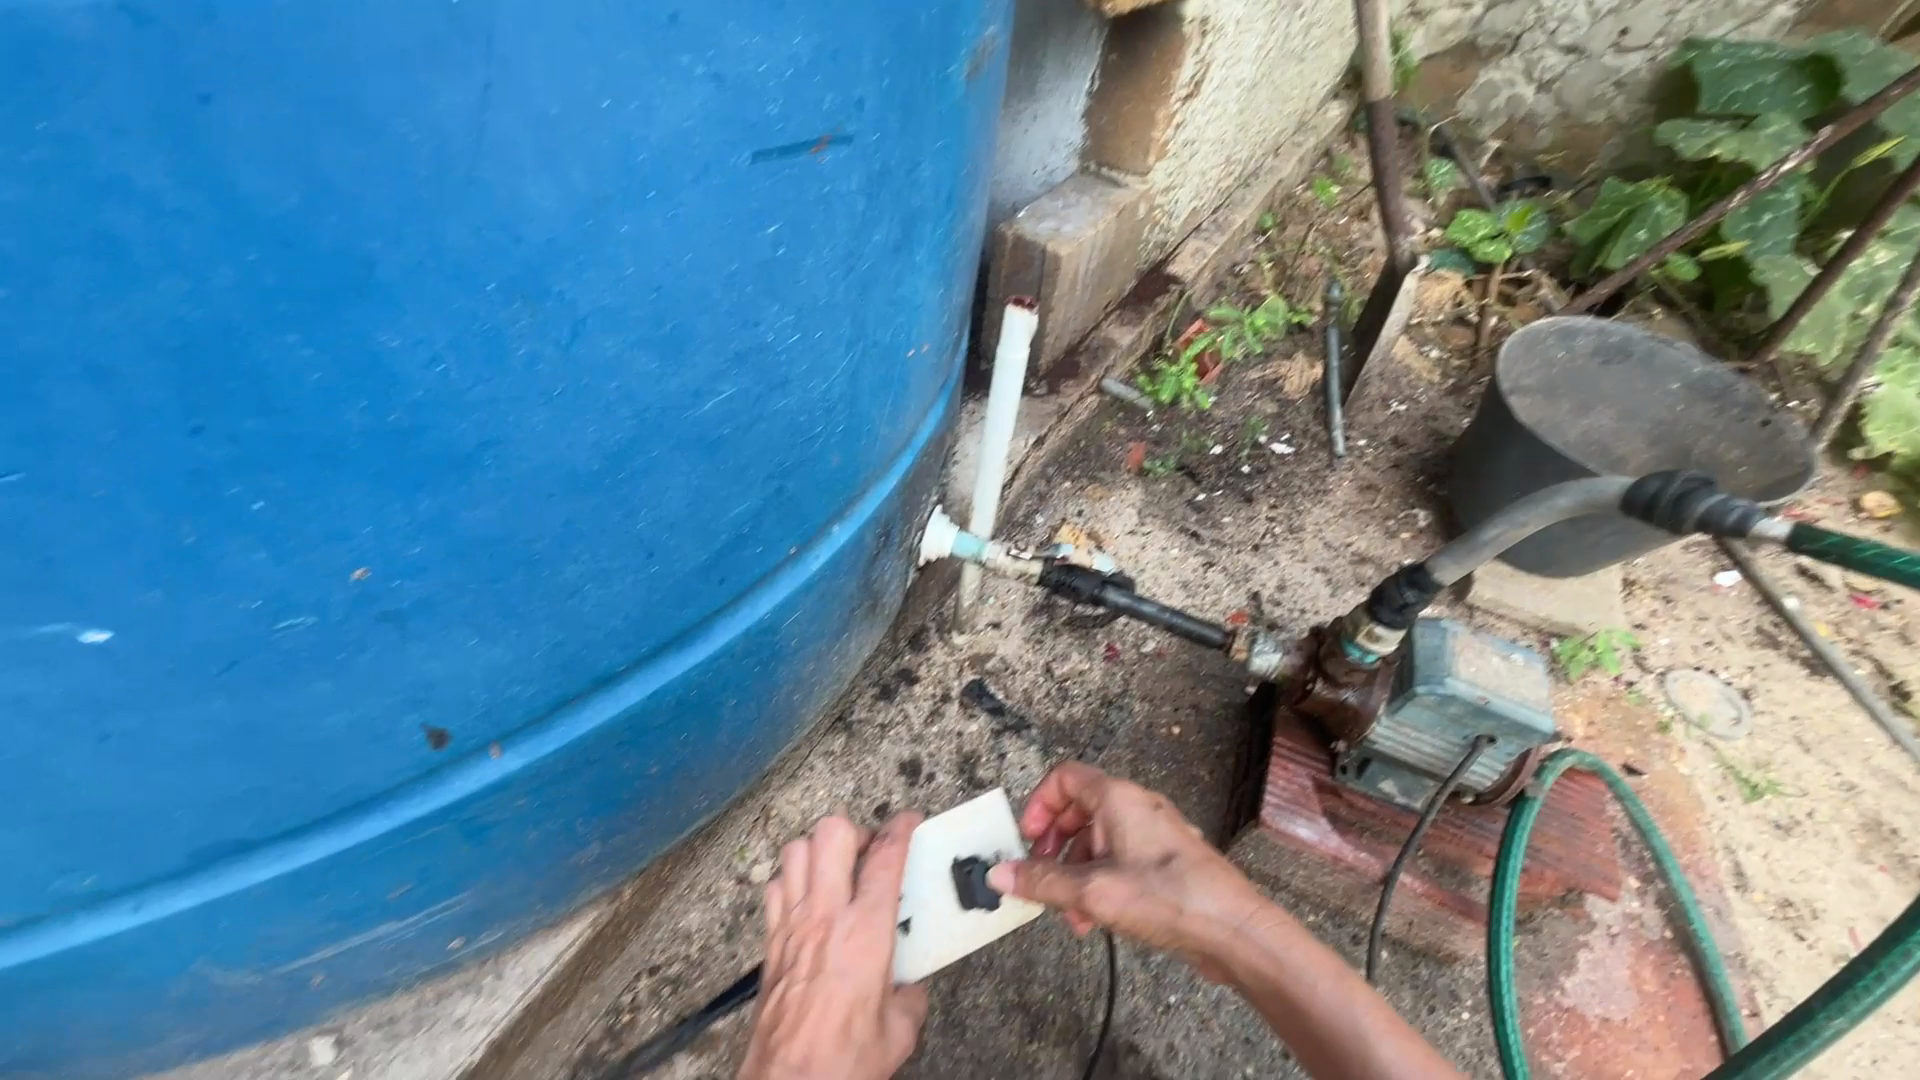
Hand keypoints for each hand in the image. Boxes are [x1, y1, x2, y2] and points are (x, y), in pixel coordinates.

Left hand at [738, 813, 928, 1079]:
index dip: (901, 828)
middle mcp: (825, 916)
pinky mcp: (770, 943)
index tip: (910, 821)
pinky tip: (807, 897)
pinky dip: (791, 879)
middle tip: (870, 853)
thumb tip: (908, 983)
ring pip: (796, 850)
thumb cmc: (843, 1062)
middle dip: (856, 831)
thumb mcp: (899, 1030)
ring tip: (838, 869)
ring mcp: (791, 925)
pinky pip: (774, 886)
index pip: (886, 857)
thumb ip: (909, 994)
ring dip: (819, 850)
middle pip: (832, 833)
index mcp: (865, 933)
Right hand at [988, 762, 1264, 976]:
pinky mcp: (1166, 861)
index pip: (1064, 777)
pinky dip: (1100, 881)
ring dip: (1076, 872)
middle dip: (1055, 844)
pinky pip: (1120, 859)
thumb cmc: (1166, 898)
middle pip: (1079, 809)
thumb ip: (1043, 881)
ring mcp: (1154, 832)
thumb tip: (998, 873)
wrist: (1234, 930)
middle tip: (1043, 875)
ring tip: (1070, 914)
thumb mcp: (1092, 892)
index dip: (1039, 804)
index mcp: (1117, 797)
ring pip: (1099, 839)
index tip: (1029, 841)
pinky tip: (1096, 920)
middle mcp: (1136, 805)